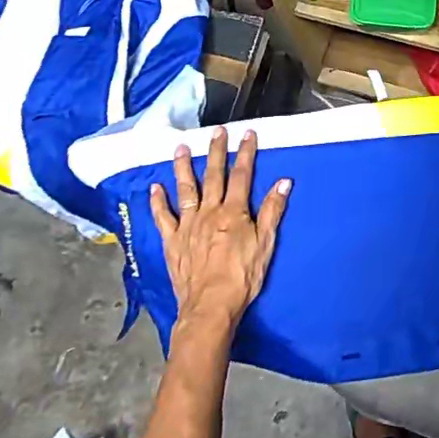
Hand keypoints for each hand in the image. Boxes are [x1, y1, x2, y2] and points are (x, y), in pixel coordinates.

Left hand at [150, 127, 290, 334]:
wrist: (210, 305)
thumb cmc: (244, 275)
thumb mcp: (266, 242)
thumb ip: (272, 210)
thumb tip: (283, 182)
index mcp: (233, 212)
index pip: (241, 175)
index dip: (245, 153)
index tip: (247, 133)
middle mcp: (208, 213)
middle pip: (213, 177)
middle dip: (215, 152)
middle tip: (216, 131)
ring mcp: (187, 226)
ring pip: (185, 191)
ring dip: (183, 168)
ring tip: (180, 148)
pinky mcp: (172, 242)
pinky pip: (163, 218)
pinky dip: (158, 202)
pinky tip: (155, 188)